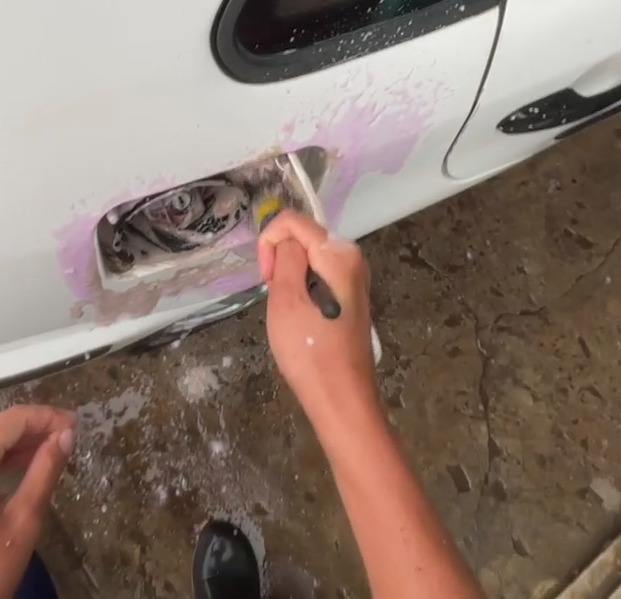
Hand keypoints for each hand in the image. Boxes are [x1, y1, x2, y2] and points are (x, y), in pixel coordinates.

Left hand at [0, 404, 75, 598]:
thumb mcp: (23, 521)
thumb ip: (45, 470)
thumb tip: (66, 435)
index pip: (12, 420)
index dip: (47, 417)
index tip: (76, 424)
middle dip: (33, 429)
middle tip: (69, 437)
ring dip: (16, 444)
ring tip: (53, 450)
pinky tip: (21, 467)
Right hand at [258, 211, 382, 446]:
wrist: (341, 399)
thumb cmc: (310, 350)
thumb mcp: (285, 298)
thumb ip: (285, 257)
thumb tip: (287, 242)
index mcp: (339, 253)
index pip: (293, 221)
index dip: (269, 241)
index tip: (266, 278)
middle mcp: (353, 258)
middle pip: (302, 237)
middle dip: (280, 259)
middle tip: (275, 296)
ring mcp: (354, 278)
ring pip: (308, 257)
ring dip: (289, 276)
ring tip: (287, 310)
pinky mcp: (351, 296)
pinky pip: (318, 275)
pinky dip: (302, 288)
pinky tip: (301, 316)